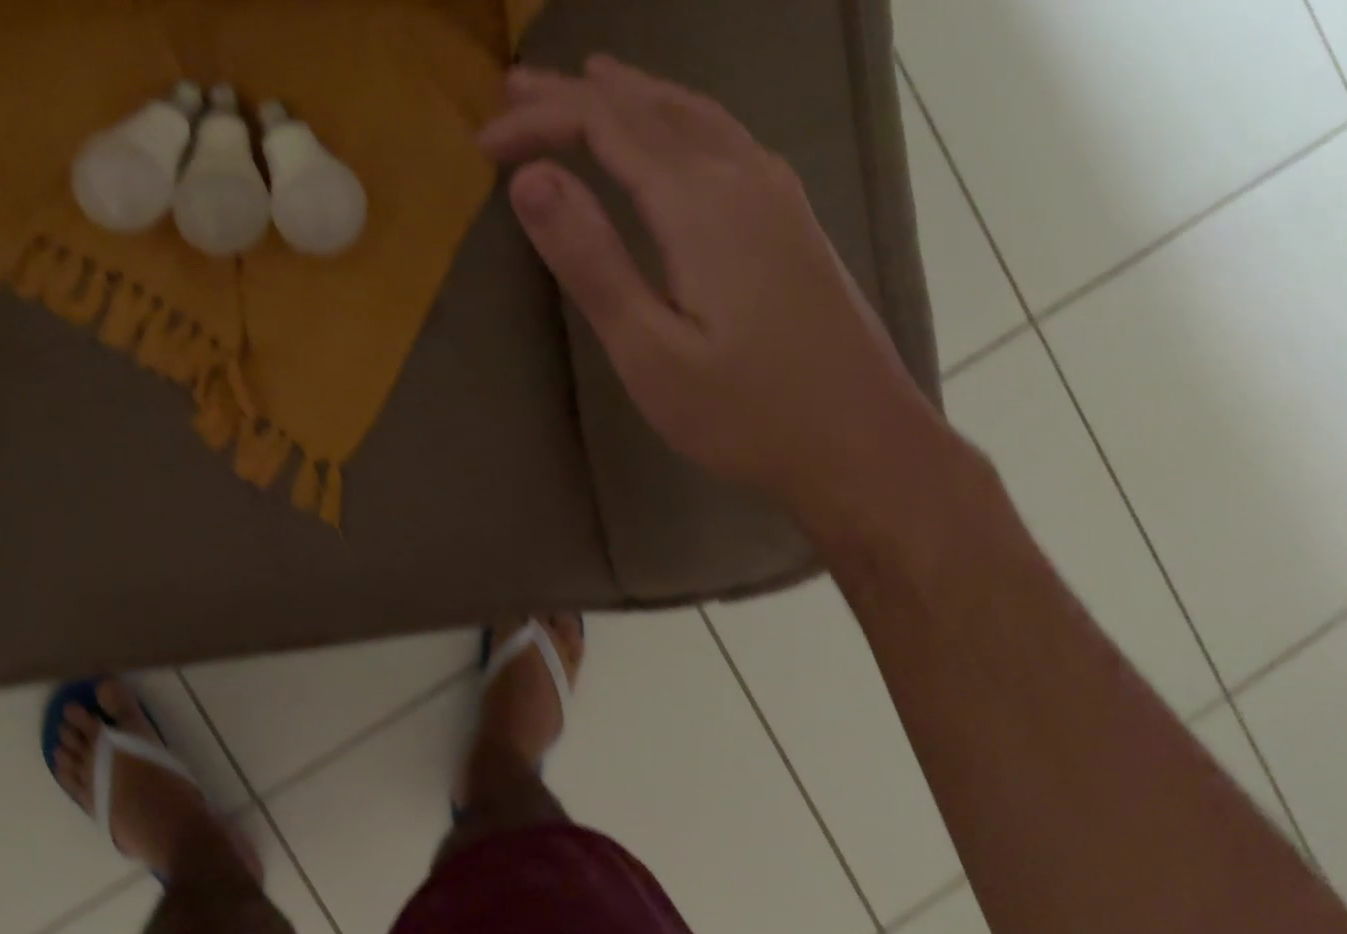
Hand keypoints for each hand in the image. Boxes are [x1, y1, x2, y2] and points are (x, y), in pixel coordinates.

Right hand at [479, 57, 949, 531]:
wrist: (861, 441)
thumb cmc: (745, 412)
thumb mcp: (648, 351)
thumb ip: (591, 261)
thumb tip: (530, 178)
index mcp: (698, 204)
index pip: (606, 128)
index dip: (541, 120)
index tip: (484, 142)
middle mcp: (742, 176)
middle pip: (649, 108)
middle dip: (578, 94)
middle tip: (517, 86)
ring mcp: (778, 194)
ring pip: (696, 114)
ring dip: (635, 94)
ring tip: (591, 81)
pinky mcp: (794, 220)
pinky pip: (726, 137)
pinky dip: (681, 117)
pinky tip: (677, 133)